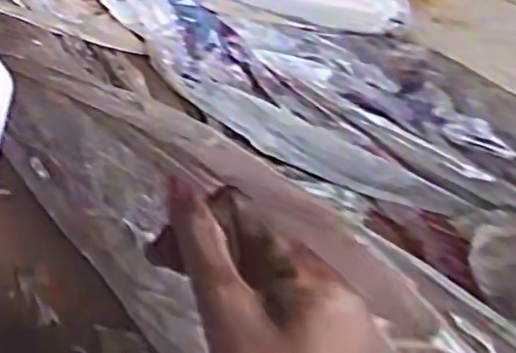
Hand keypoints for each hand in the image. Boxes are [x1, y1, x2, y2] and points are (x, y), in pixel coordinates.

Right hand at [155, 179, 383, 352]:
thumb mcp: (225, 309)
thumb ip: (200, 240)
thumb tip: (176, 180)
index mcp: (317, 274)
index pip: (241, 213)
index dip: (196, 223)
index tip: (163, 252)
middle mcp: (343, 290)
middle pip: (257, 243)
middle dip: (208, 250)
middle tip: (167, 269)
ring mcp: (352, 327)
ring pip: (271, 275)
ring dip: (227, 276)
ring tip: (200, 301)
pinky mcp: (347, 352)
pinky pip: (291, 305)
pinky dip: (254, 304)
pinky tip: (235, 326)